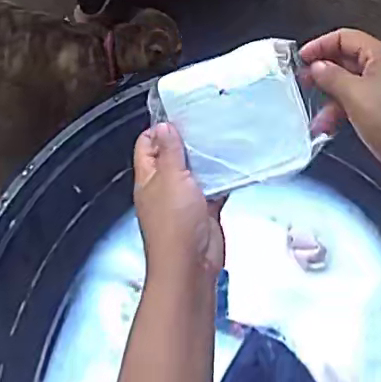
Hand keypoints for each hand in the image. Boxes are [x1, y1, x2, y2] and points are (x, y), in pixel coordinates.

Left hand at [133, 123, 226, 280]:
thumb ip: (168, 151)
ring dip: (206, 157)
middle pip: (172, 155)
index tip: (180, 115)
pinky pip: (213, 186)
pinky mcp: (204, 209)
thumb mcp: (169, 178)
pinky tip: (234, 162)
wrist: (191, 266)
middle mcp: (164, 186)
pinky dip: (222, 176)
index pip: (146, 144)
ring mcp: (185, 198)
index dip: (159, 129)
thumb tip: (163, 126)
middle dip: (187, 140)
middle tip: (205, 121)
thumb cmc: (174, 222)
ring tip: (221, 135)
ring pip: (195, 170)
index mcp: (148, 178)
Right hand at [299, 30, 380, 205]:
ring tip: (315, 117)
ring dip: (331, 98)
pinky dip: (343, 111)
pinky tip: (328, 127)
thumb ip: (332, 76)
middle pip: (347, 59)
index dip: (320, 45)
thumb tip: (316, 65)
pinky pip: (360, 101)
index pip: (345, 37)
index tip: (300, 59)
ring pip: (352, 83)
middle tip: (303, 83)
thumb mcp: (356, 97)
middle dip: (324, 72)